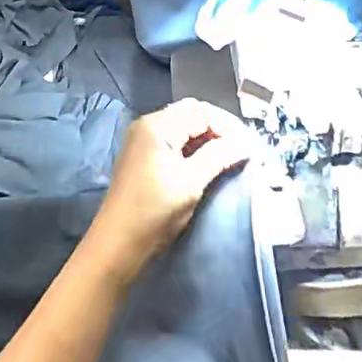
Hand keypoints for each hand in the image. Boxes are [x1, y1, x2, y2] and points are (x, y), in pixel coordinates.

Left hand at [88, 99, 253, 270]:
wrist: (114, 249)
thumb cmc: (153, 213)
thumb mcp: (191, 183)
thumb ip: (219, 156)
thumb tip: (246, 143)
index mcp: (157, 126)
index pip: (201, 112)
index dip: (227, 126)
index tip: (247, 145)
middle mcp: (148, 125)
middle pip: (192, 113)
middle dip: (218, 127)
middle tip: (239, 146)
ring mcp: (143, 140)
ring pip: (184, 126)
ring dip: (207, 136)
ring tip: (228, 154)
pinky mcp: (143, 156)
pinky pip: (174, 140)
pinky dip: (193, 146)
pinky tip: (207, 160)